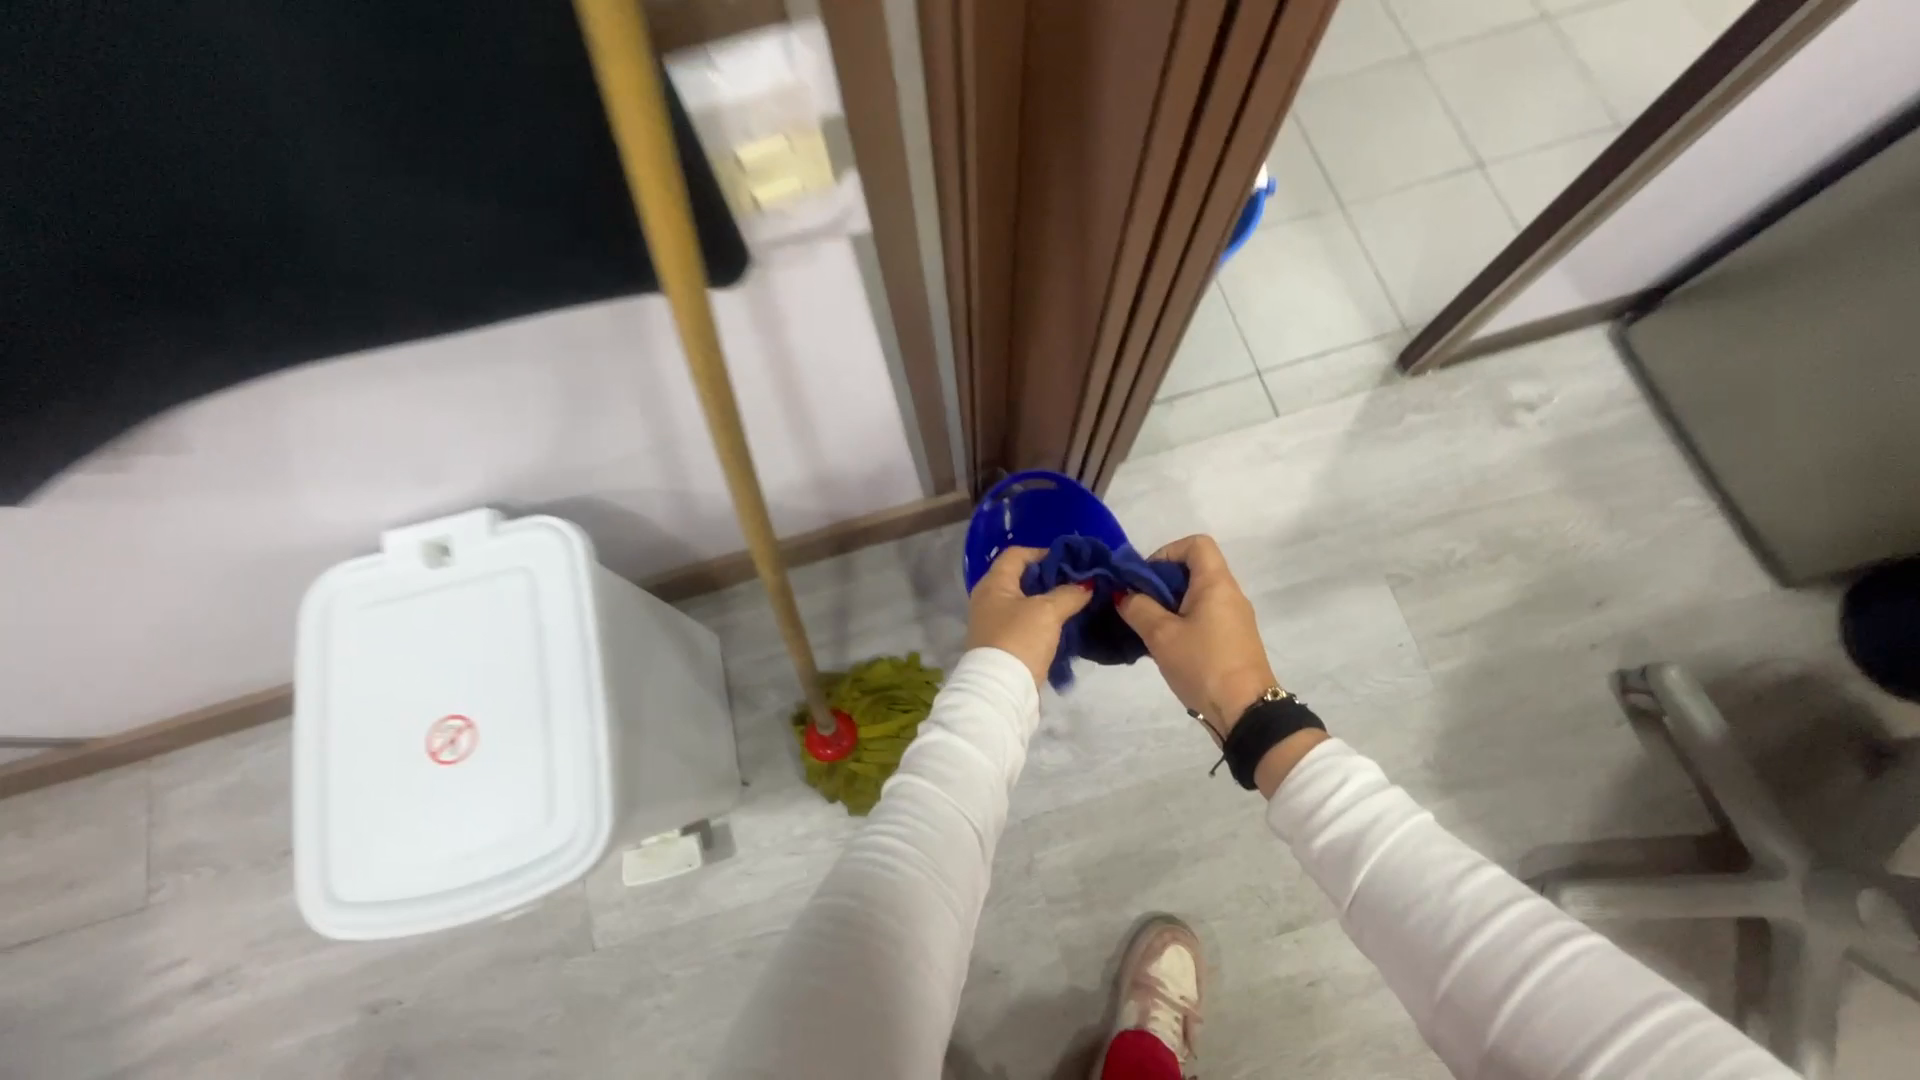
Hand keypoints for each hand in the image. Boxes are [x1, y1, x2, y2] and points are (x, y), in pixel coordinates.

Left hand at [966, 546, 1093, 684]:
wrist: (1001, 690)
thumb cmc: (1020, 640)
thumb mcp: (1047, 612)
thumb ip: (1069, 594)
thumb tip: (1087, 585)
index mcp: (993, 584)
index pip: (1017, 554)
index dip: (1043, 552)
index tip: (1070, 561)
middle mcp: (989, 600)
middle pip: (1022, 578)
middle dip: (1051, 578)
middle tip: (1079, 582)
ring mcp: (995, 624)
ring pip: (1026, 603)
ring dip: (1050, 602)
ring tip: (1077, 602)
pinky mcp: (1004, 645)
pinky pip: (1026, 624)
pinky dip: (1044, 622)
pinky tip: (1066, 625)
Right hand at [1116, 535, 1278, 741]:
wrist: (1246, 712)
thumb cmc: (1203, 664)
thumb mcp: (1161, 635)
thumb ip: (1138, 608)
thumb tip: (1124, 595)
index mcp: (1216, 583)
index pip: (1196, 544)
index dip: (1166, 552)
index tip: (1145, 579)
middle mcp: (1229, 594)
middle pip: (1193, 570)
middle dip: (1160, 582)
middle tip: (1137, 606)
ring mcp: (1233, 619)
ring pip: (1196, 596)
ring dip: (1167, 606)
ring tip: (1145, 629)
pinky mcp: (1232, 641)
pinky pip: (1203, 618)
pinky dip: (1181, 623)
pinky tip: (1163, 647)